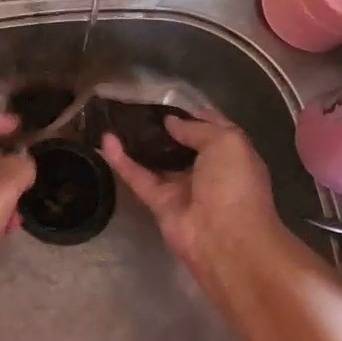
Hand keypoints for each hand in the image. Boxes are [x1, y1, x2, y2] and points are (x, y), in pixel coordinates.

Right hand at [100, 109, 284, 263]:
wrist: (226, 239)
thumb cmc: (234, 184)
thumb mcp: (227, 142)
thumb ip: (197, 128)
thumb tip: (171, 122)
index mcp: (231, 156)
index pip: (211, 129)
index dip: (193, 114)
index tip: (169, 102)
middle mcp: (207, 171)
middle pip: (181, 145)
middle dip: (162, 127)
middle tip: (137, 108)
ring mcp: (182, 188)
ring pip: (156, 161)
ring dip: (138, 142)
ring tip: (117, 119)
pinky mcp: (159, 203)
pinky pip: (138, 177)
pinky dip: (122, 160)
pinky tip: (107, 140)